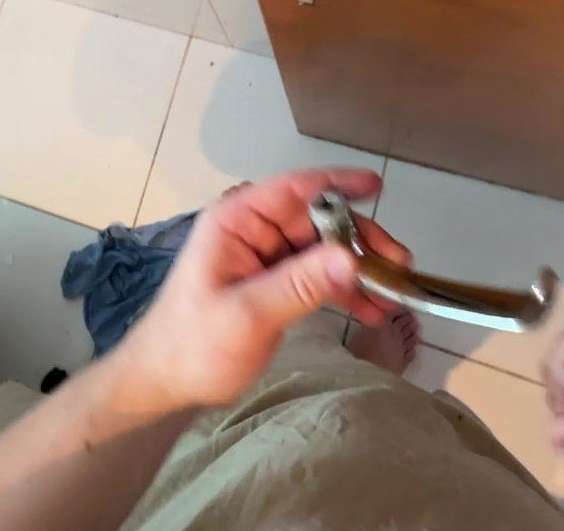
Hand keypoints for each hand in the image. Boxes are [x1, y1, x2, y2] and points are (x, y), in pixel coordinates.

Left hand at [111, 168, 409, 414]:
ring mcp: (262, 254)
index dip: (336, 183)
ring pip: (321, 248)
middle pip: (316, 219)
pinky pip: (315, 274)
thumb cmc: (195, 342)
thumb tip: (352, 256)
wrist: (164, 380)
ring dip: (357, 269)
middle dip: (359, 239)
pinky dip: (343, 290)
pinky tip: (372, 312)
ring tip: (395, 296)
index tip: (377, 185)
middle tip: (400, 263)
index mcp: (237, 219)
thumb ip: (300, 284)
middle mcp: (252, 229)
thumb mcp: (248, 314)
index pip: (293, 188)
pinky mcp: (271, 280)